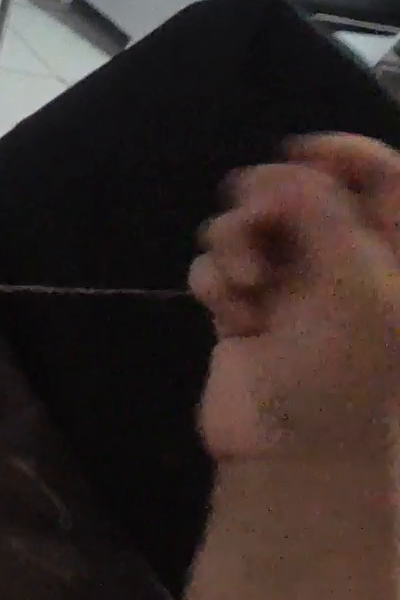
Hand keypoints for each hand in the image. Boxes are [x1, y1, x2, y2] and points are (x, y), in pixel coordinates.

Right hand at [190, 134, 399, 459]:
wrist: (295, 447)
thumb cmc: (349, 373)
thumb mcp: (357, 291)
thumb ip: (324, 221)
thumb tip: (285, 170)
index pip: (389, 185)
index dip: (346, 158)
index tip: (297, 152)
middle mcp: (355, 267)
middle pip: (302, 199)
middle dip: (266, 208)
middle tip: (254, 226)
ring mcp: (299, 288)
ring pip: (249, 229)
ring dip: (232, 248)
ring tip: (240, 284)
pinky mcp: (249, 305)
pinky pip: (217, 265)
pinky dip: (215, 281)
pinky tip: (230, 311)